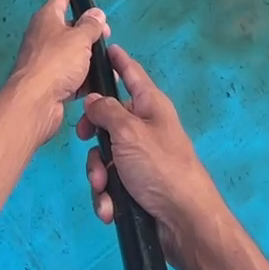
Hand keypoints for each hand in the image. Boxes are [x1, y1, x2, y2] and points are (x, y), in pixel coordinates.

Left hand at [2, 0, 108, 146]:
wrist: (36, 102)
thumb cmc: (58, 61)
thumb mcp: (80, 38)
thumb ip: (91, 25)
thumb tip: (96, 13)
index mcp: (47, 17)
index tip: (94, 4)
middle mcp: (43, 35)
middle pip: (70, 28)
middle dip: (89, 33)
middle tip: (107, 38)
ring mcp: (45, 60)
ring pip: (72, 54)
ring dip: (89, 58)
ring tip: (109, 63)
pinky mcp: (50, 82)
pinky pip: (71, 75)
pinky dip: (84, 79)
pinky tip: (100, 84)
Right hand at [77, 45, 222, 256]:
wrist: (185, 222)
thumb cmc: (160, 166)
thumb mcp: (128, 131)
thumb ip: (106, 110)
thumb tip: (93, 99)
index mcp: (150, 105)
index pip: (131, 73)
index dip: (118, 60)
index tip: (106, 47)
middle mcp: (146, 128)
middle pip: (109, 118)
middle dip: (93, 134)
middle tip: (83, 138)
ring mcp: (142, 158)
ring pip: (105, 155)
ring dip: (98, 172)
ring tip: (104, 186)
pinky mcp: (138, 187)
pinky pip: (111, 182)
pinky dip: (107, 195)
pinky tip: (110, 207)